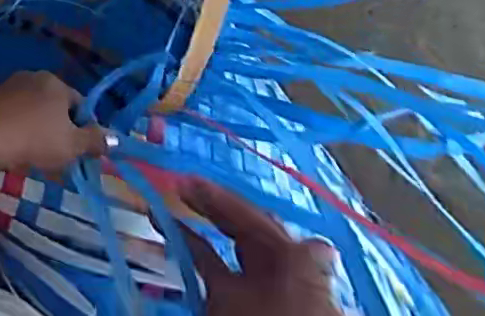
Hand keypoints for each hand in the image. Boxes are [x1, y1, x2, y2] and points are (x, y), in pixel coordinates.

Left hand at [0, 71, 112, 173]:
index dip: (86, 129)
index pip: (81, 105)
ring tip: (40, 156)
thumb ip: (95, 140)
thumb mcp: (74, 145)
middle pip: (58, 107)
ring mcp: (10, 85)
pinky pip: (17, 115)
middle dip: (63, 131)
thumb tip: (113, 137)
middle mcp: (32, 76)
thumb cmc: (35, 138)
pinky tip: (19, 148)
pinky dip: (22, 130)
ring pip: (36, 112)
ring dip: (42, 132)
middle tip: (63, 157)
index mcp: (55, 82)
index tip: (83, 152)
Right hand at [175, 179, 340, 315]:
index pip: (267, 229)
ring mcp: (248, 295)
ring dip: (200, 218)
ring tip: (171, 196)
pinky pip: (207, 266)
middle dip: (216, 204)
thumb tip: (321, 245)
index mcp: (295, 279)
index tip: (192, 181)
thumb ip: (308, 279)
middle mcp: (275, 282)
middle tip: (179, 183)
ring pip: (225, 245)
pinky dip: (187, 243)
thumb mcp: (300, 308)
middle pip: (247, 232)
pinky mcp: (223, 307)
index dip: (233, 203)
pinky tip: (163, 226)